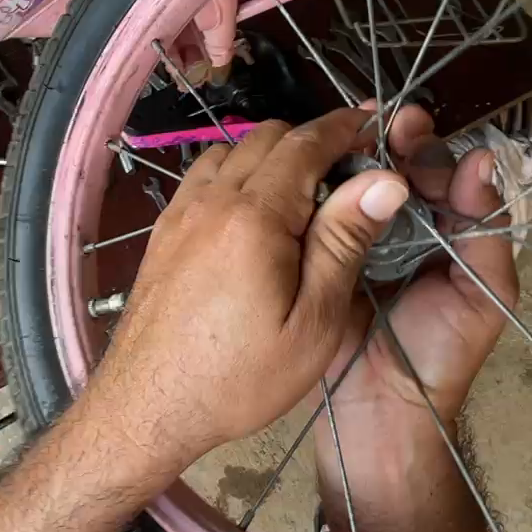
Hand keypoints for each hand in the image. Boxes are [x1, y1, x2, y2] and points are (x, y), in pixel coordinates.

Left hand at [77, 108, 411, 472]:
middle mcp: (210, 201)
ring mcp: (178, 215)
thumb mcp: (312, 323)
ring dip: (267, 156)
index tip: (373, 124)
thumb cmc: (238, 379)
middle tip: (344, 175)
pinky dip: (232, 174)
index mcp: (254, 217)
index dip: (344, 128)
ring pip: (229, 152)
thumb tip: (384, 179)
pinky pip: (200, 179)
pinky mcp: (161, 234)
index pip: (305, 144)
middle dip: (310, 141)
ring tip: (297, 197)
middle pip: (265, 137)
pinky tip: (246, 214)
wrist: (147, 407)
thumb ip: (344, 243)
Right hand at [327, 110, 518, 433]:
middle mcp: (399, 231)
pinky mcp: (319, 259)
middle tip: (386, 123)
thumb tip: (479, 159)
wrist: (380, 407)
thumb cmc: (440, 354)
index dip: (430, 150)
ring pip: (358, 189)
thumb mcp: (484, 292)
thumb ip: (486, 229)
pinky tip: (315, 170)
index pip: (439, 177)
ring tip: (349, 134)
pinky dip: (320, 192)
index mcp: (444, 234)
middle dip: (393, 143)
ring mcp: (355, 242)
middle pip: (396, 173)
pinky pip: (322, 218)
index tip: (416, 130)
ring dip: (355, 160)